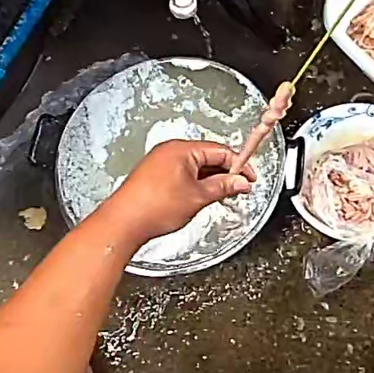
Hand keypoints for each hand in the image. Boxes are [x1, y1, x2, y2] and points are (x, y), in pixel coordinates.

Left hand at [93, 140, 255, 247]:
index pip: (220, 150)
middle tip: (239, 188)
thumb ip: (223, 187)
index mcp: (182, 149)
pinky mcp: (155, 174)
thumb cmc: (153, 207)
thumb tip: (239, 181)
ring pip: (195, 166)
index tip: (249, 177)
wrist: (123, 222)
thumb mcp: (198, 197)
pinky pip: (183, 172)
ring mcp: (161, 161)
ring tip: (222, 195)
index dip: (239, 164)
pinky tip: (202, 196)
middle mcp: (170, 151)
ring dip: (211, 179)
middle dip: (226, 172)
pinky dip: (196, 183)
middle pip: (208, 156)